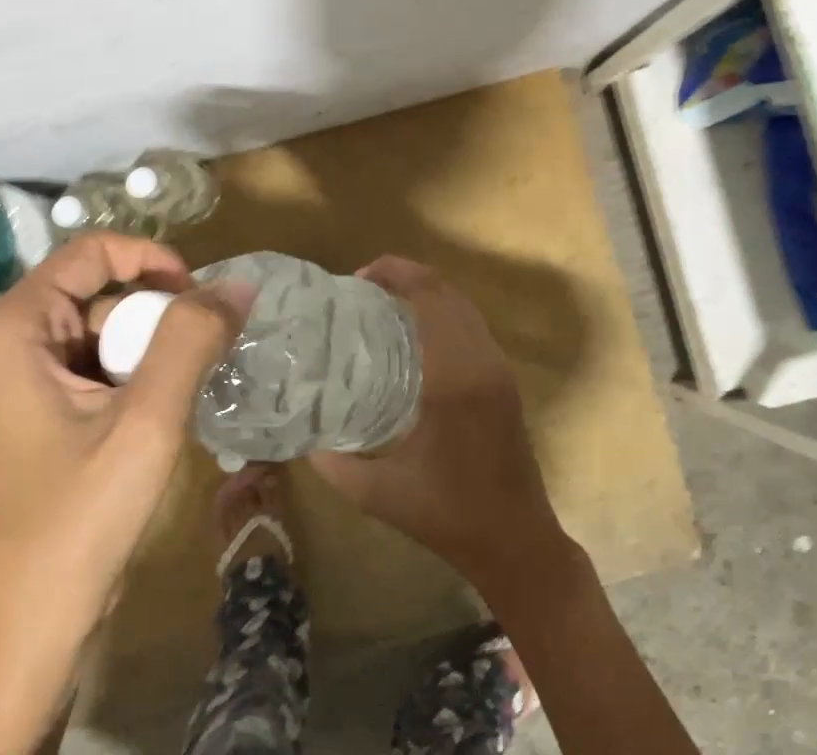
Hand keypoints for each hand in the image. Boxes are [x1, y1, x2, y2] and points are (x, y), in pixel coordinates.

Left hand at [0, 231, 245, 593]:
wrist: (32, 623)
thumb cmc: (79, 519)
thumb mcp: (146, 421)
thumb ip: (191, 340)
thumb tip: (239, 284)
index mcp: (13, 328)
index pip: (91, 252)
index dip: (152, 259)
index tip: (203, 297)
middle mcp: (7, 343)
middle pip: (99, 292)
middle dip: (157, 314)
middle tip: (208, 354)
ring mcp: (20, 381)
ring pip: (103, 332)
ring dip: (152, 351)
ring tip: (190, 392)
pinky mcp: (39, 414)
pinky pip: (97, 368)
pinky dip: (136, 379)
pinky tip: (165, 415)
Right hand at [307, 257, 571, 590]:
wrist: (516, 542)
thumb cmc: (447, 516)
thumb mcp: (377, 492)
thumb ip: (332, 462)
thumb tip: (300, 435)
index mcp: (453, 378)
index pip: (429, 298)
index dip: (395, 274)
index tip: (356, 279)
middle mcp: (482, 362)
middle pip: (448, 293)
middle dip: (407, 277)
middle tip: (362, 288)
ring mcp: (499, 371)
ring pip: (465, 308)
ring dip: (427, 294)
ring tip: (383, 304)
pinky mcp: (505, 384)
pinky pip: (474, 328)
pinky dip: (444, 314)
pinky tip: (414, 335)